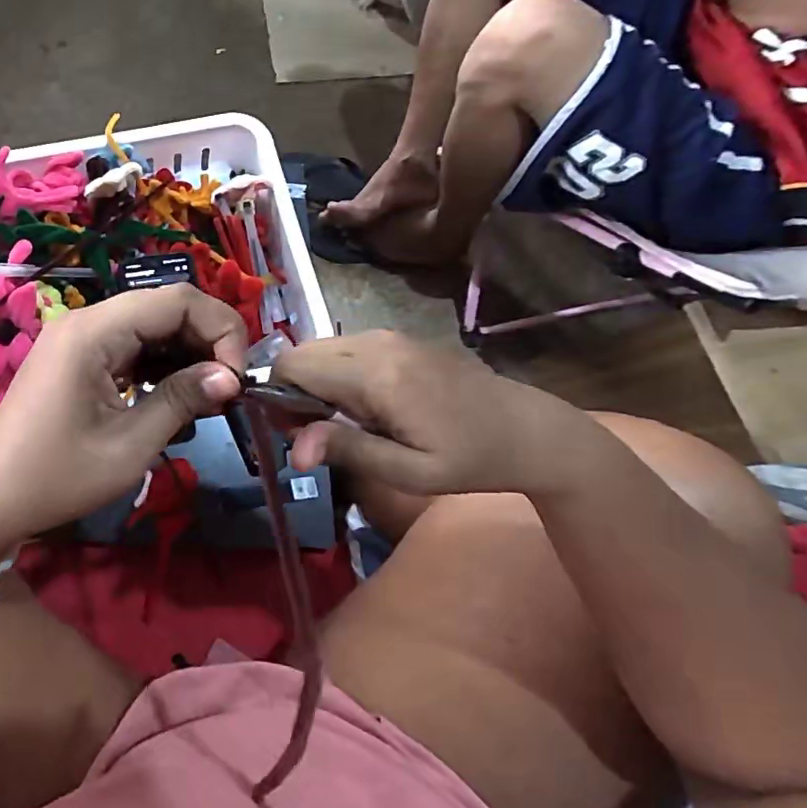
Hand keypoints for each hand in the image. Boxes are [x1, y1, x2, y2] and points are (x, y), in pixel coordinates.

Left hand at [0, 286, 247, 566]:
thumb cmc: (57, 477)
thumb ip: (181, 400)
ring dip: (186, 353)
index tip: (237, 377)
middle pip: (165, 307)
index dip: (220, 329)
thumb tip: (232, 377)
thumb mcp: (129, 445)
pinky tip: (176, 394)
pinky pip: (131, 345)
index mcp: (94, 331)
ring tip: (208, 395)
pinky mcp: (78, 357)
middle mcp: (86, 321)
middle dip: (207, 340)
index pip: (176, 300)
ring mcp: (79, 337)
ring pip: (151, 325)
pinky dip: (160, 363)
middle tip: (228, 389)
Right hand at [274, 331, 603, 497]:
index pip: (292, 365)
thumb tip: (294, 449)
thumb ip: (349, 451)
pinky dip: (337, 373)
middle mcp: (377, 341)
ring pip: (320, 348)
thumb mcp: (410, 472)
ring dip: (315, 383)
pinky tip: (366, 406)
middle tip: (320, 434)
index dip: (278, 398)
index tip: (296, 434)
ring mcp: (390, 335)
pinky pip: (345, 348)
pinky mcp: (399, 337)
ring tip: (346, 423)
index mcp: (376, 373)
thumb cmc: (470, 460)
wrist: (528, 430)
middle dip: (294, 391)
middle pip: (301, 352)